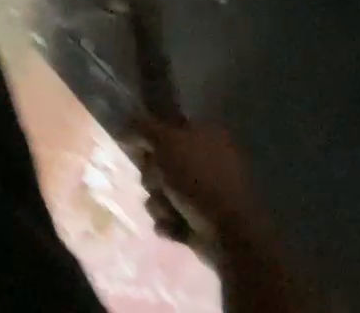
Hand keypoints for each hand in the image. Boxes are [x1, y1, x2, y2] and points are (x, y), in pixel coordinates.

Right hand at [129, 117, 265, 239]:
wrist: (233, 236)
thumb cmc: (199, 180)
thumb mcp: (166, 141)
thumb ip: (142, 126)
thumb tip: (127, 124)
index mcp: (208, 134)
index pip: (169, 124)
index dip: (150, 136)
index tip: (141, 148)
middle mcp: (210, 159)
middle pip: (162, 159)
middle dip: (152, 174)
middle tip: (156, 181)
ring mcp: (209, 192)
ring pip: (164, 189)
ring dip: (159, 201)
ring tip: (168, 210)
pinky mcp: (205, 220)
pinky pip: (172, 214)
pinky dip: (170, 221)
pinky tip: (174, 226)